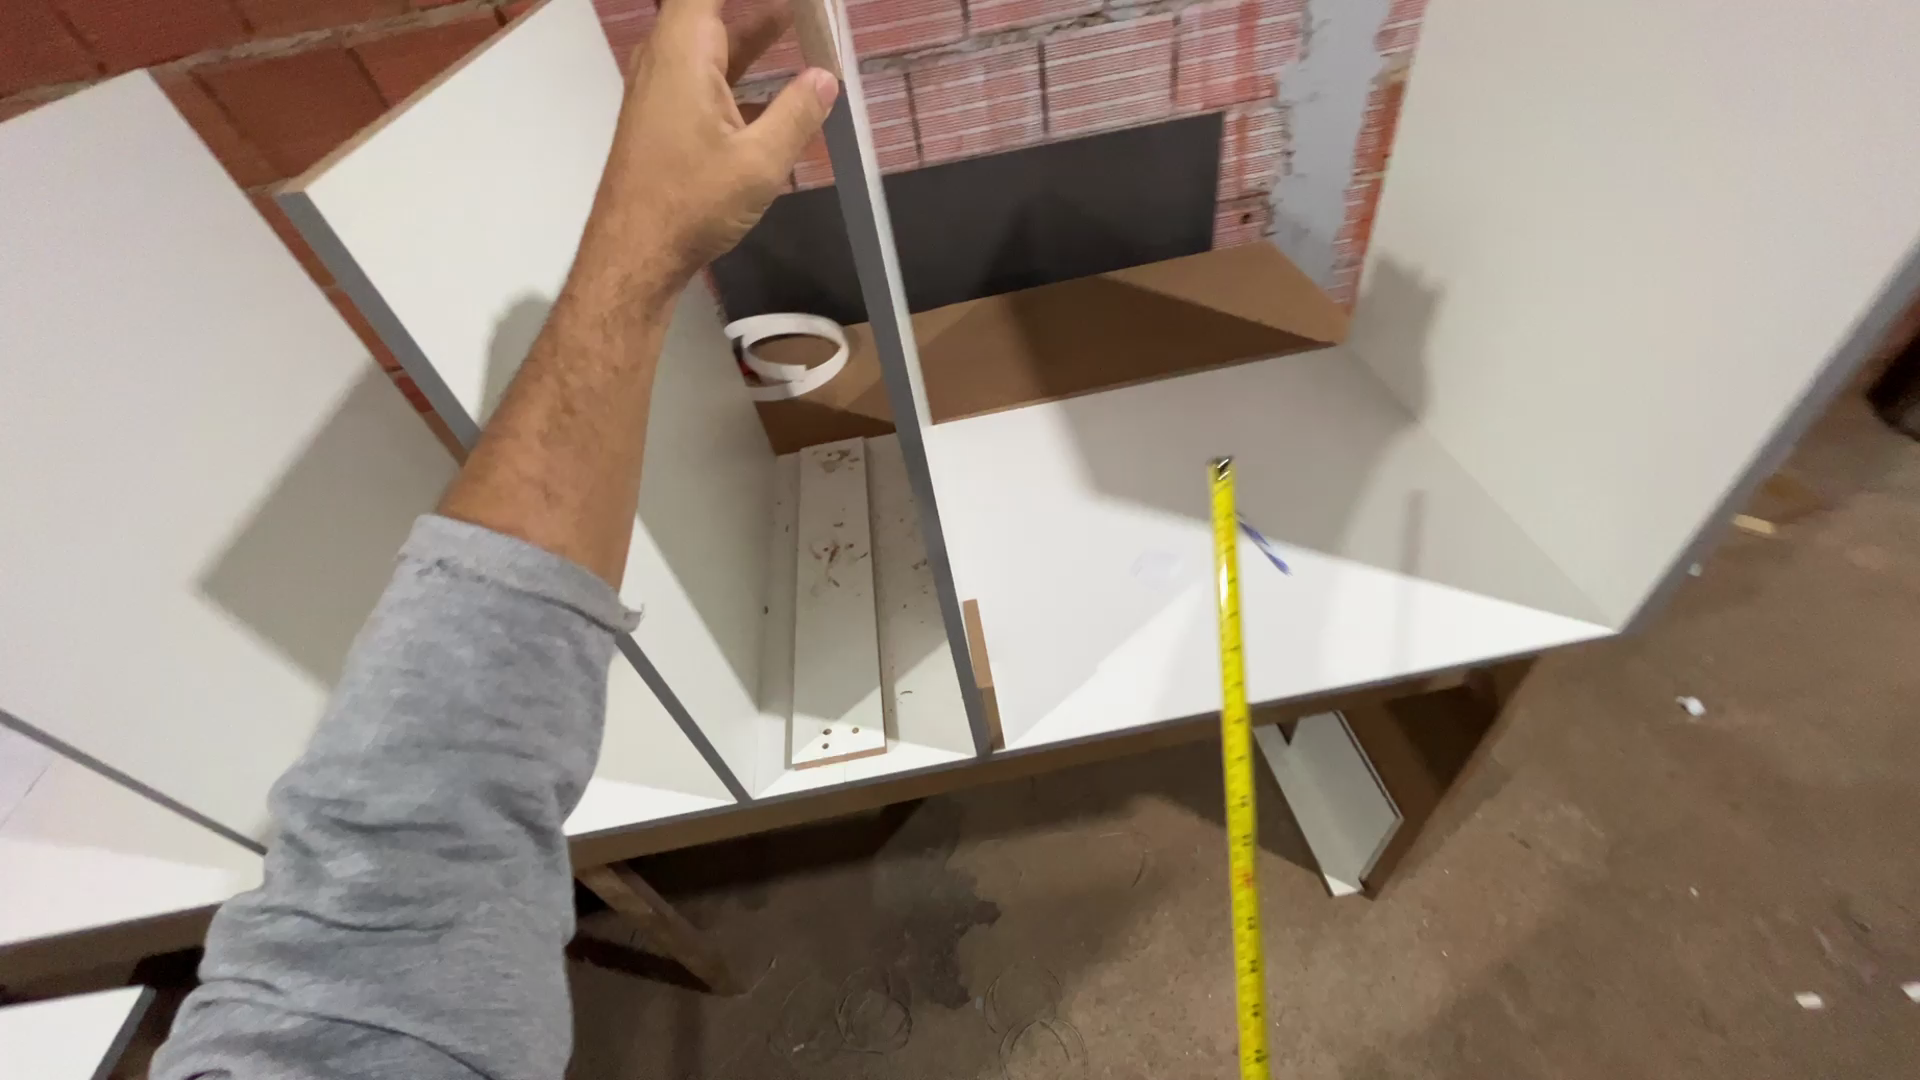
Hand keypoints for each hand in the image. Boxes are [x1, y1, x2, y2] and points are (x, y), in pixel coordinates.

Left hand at [578, 0, 838, 306]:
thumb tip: (826, 78)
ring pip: (714, 46)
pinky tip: (776, 97)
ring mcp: (664, 88)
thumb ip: (797, 115)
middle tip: (808, 14)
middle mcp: (668, 56)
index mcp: (686, 50)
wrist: (637, 249)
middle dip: (762, 11)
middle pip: (715, 10)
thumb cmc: (693, 202)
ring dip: (755, 37)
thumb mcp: (759, 163)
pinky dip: (742, 77)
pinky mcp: (668, 118)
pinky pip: (709, 79)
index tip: (795, 6)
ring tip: (801, 27)